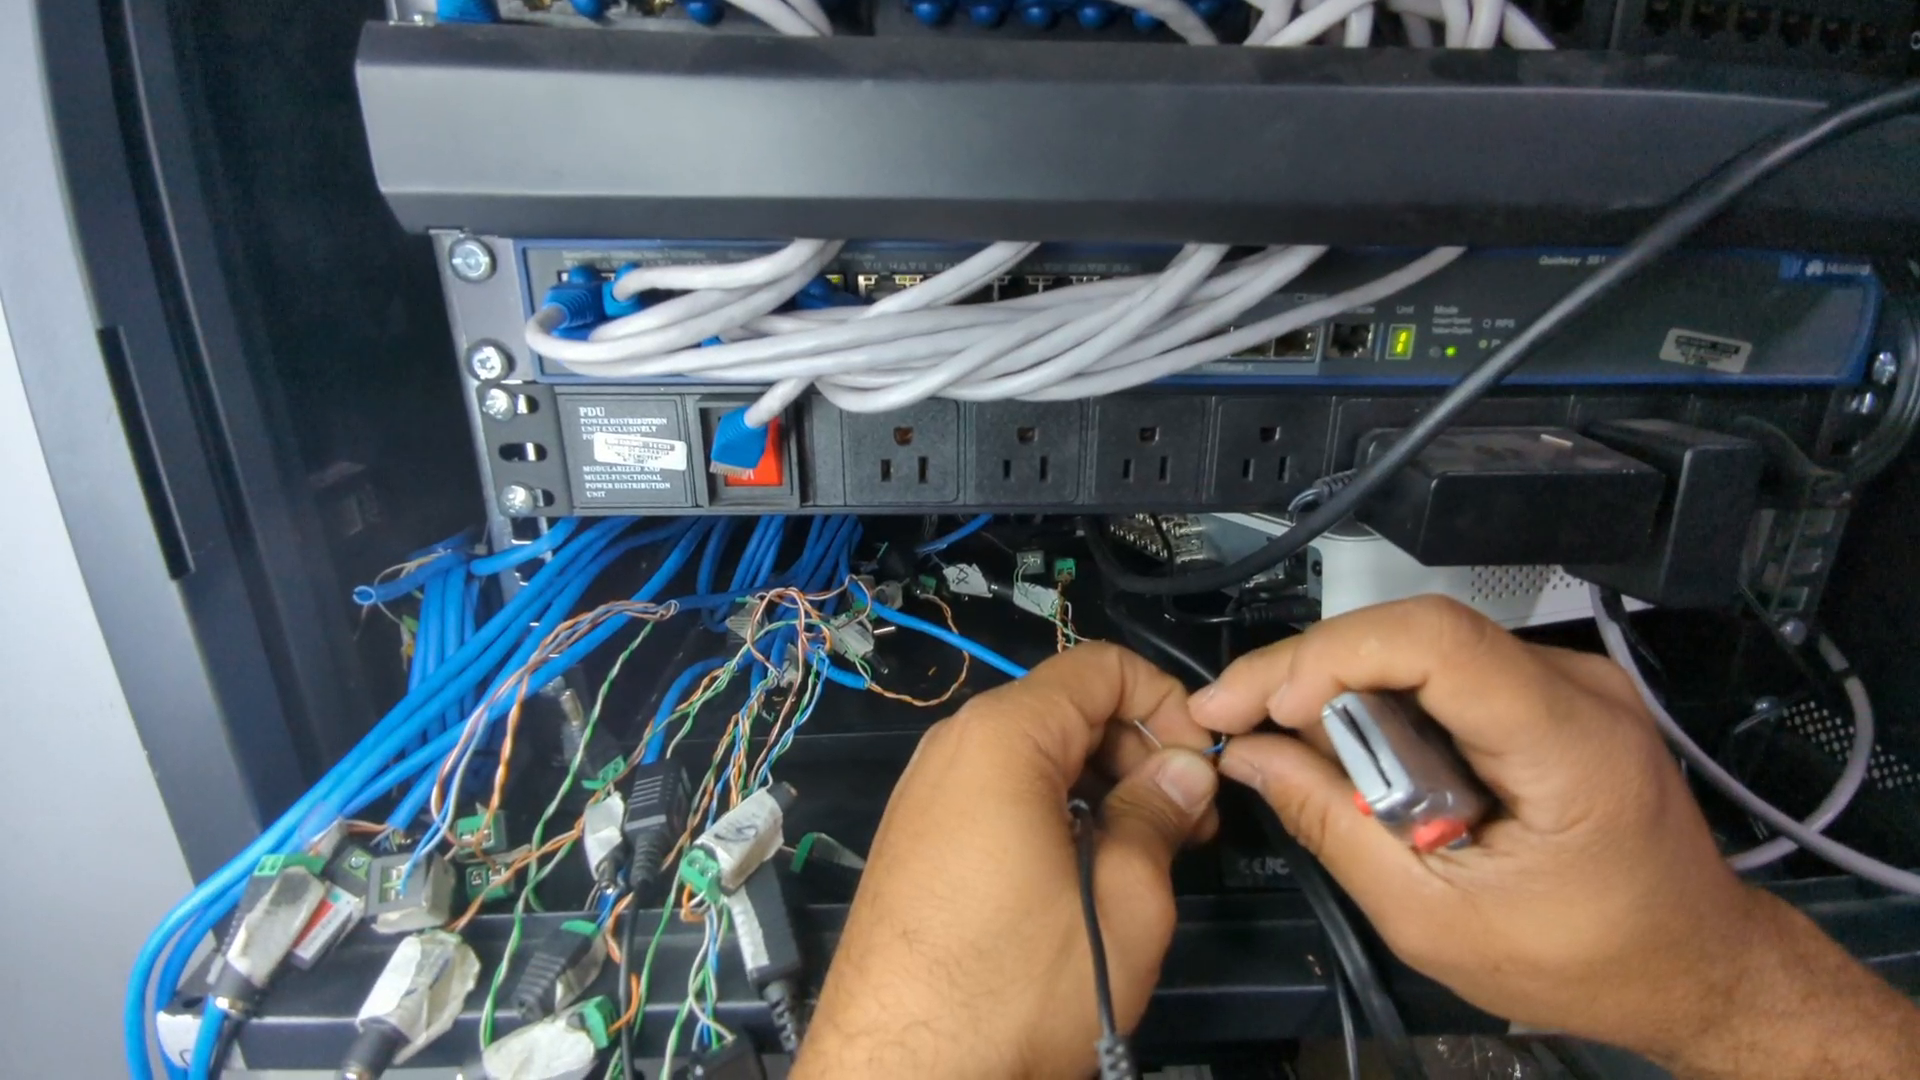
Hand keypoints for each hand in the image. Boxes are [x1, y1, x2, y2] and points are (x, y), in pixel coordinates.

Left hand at [794, 643, 1219, 1079]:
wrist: (892, 1078)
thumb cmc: (1012, 986)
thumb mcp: (1119, 902)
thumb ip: (1158, 814)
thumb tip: (1187, 769)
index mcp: (1001, 734)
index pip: (1101, 666)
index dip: (1165, 704)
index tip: (1200, 768)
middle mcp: (955, 743)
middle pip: (1067, 707)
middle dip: (1136, 749)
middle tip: (1186, 821)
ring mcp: (929, 787)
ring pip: (1036, 752)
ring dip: (1100, 784)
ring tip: (1143, 851)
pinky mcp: (920, 831)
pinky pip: (999, 790)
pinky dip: (1054, 808)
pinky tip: (1082, 868)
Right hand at [1189, 596, 1919, 1075]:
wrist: (1701, 968)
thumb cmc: (1580, 962)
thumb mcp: (1432, 919)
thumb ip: (1330, 826)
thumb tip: (1245, 755)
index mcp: (1568, 745)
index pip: (1433, 642)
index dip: (1330, 657)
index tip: (1265, 712)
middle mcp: (1568, 683)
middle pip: (1403, 632)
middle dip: (1299, 668)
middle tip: (1229, 716)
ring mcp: (1557, 676)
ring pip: (1404, 643)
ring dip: (1324, 682)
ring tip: (1276, 738)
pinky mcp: (1535, 685)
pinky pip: (1425, 665)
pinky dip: (1362, 694)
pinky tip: (1333, 738)